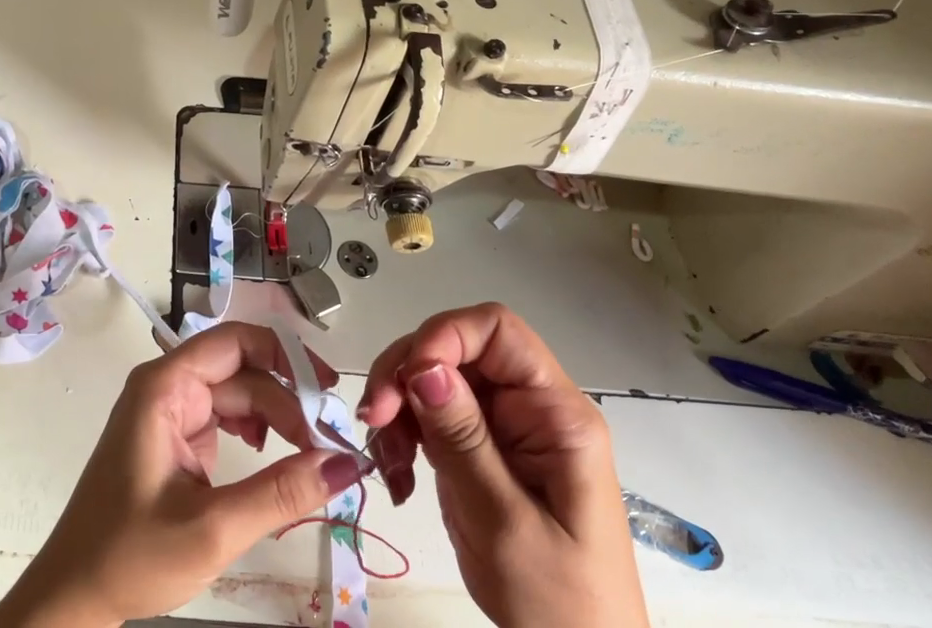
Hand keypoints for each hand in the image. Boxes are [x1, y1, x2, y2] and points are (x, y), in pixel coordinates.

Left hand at [0, 323, 369, 627]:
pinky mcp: (177, 439)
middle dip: (289, 399)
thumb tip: (349, 462)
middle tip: (332, 443)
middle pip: (242, 370)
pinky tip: (277, 458)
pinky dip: (259, 433)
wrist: (77, 590)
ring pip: (239, 395)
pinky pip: (227, 419)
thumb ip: (282, 492)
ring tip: (312, 454)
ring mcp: (170, 413)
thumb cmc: (132, 554)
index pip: (233, 342)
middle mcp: (166, 388)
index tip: (329, 390)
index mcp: (163, 388)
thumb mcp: (214, 528)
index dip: (285, 354)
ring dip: (278, 418)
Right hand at [358, 303, 647, 627]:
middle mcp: (530, 408)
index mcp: (556, 414)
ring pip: (434, 381)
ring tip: (387, 462)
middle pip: (456, 350)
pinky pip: (430, 418)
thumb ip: (462, 439)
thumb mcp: (504, 520)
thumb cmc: (557, 600)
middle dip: (406, 375)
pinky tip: (397, 474)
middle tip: (374, 423)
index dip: (443, 337)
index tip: (404, 382)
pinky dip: (402, 437)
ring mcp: (504, 429)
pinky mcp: (480, 451)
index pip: (497, 331)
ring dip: (398, 409)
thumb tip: (424, 364)